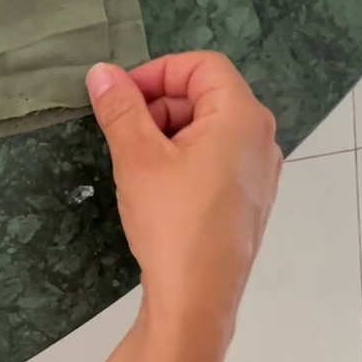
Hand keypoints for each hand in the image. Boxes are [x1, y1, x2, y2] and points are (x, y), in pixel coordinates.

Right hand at [85, 53, 282, 338]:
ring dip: (167, 136)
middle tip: (121, 136)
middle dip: (158, 107)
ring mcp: (259, 173)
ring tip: (135, 168)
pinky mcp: (248, 202)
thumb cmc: (171, 221)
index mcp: (241, 116)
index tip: (118, 98)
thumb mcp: (137, 160)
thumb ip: (119, 110)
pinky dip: (183, 162)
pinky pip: (215, 163)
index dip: (155, 72)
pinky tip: (158, 192)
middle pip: (206, 97)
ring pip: (208, 132)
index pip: (201, 66)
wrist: (197, 295)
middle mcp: (261, 137)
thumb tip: (101, 71)